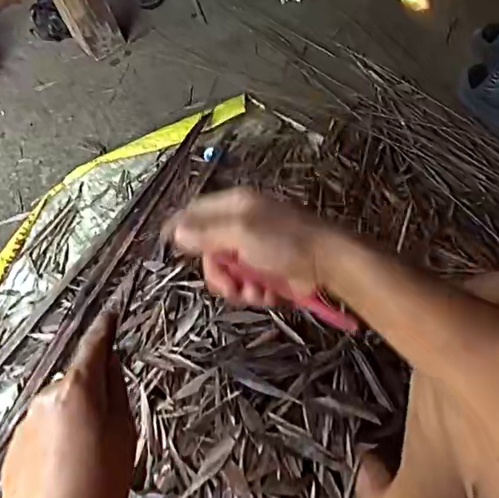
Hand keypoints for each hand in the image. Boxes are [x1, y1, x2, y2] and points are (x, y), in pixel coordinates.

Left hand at [0, 312, 135, 497]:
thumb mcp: (124, 433)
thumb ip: (118, 389)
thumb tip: (112, 365)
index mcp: (75, 389)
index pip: (94, 343)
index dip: (105, 326)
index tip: (111, 315)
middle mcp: (45, 400)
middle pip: (77, 379)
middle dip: (94, 391)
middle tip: (113, 422)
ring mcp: (25, 427)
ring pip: (58, 407)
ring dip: (74, 420)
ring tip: (91, 460)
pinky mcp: (13, 452)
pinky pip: (41, 432)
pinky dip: (56, 442)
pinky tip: (69, 473)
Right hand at [165, 188, 333, 305]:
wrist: (328, 263)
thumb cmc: (285, 242)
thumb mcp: (241, 233)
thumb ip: (207, 233)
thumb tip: (176, 232)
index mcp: (235, 205)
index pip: (197, 211)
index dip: (182, 228)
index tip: (169, 246)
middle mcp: (243, 222)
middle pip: (210, 249)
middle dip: (218, 272)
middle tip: (229, 285)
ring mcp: (256, 246)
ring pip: (228, 270)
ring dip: (238, 286)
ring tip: (255, 290)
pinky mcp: (268, 268)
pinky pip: (248, 282)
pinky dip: (256, 291)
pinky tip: (269, 292)